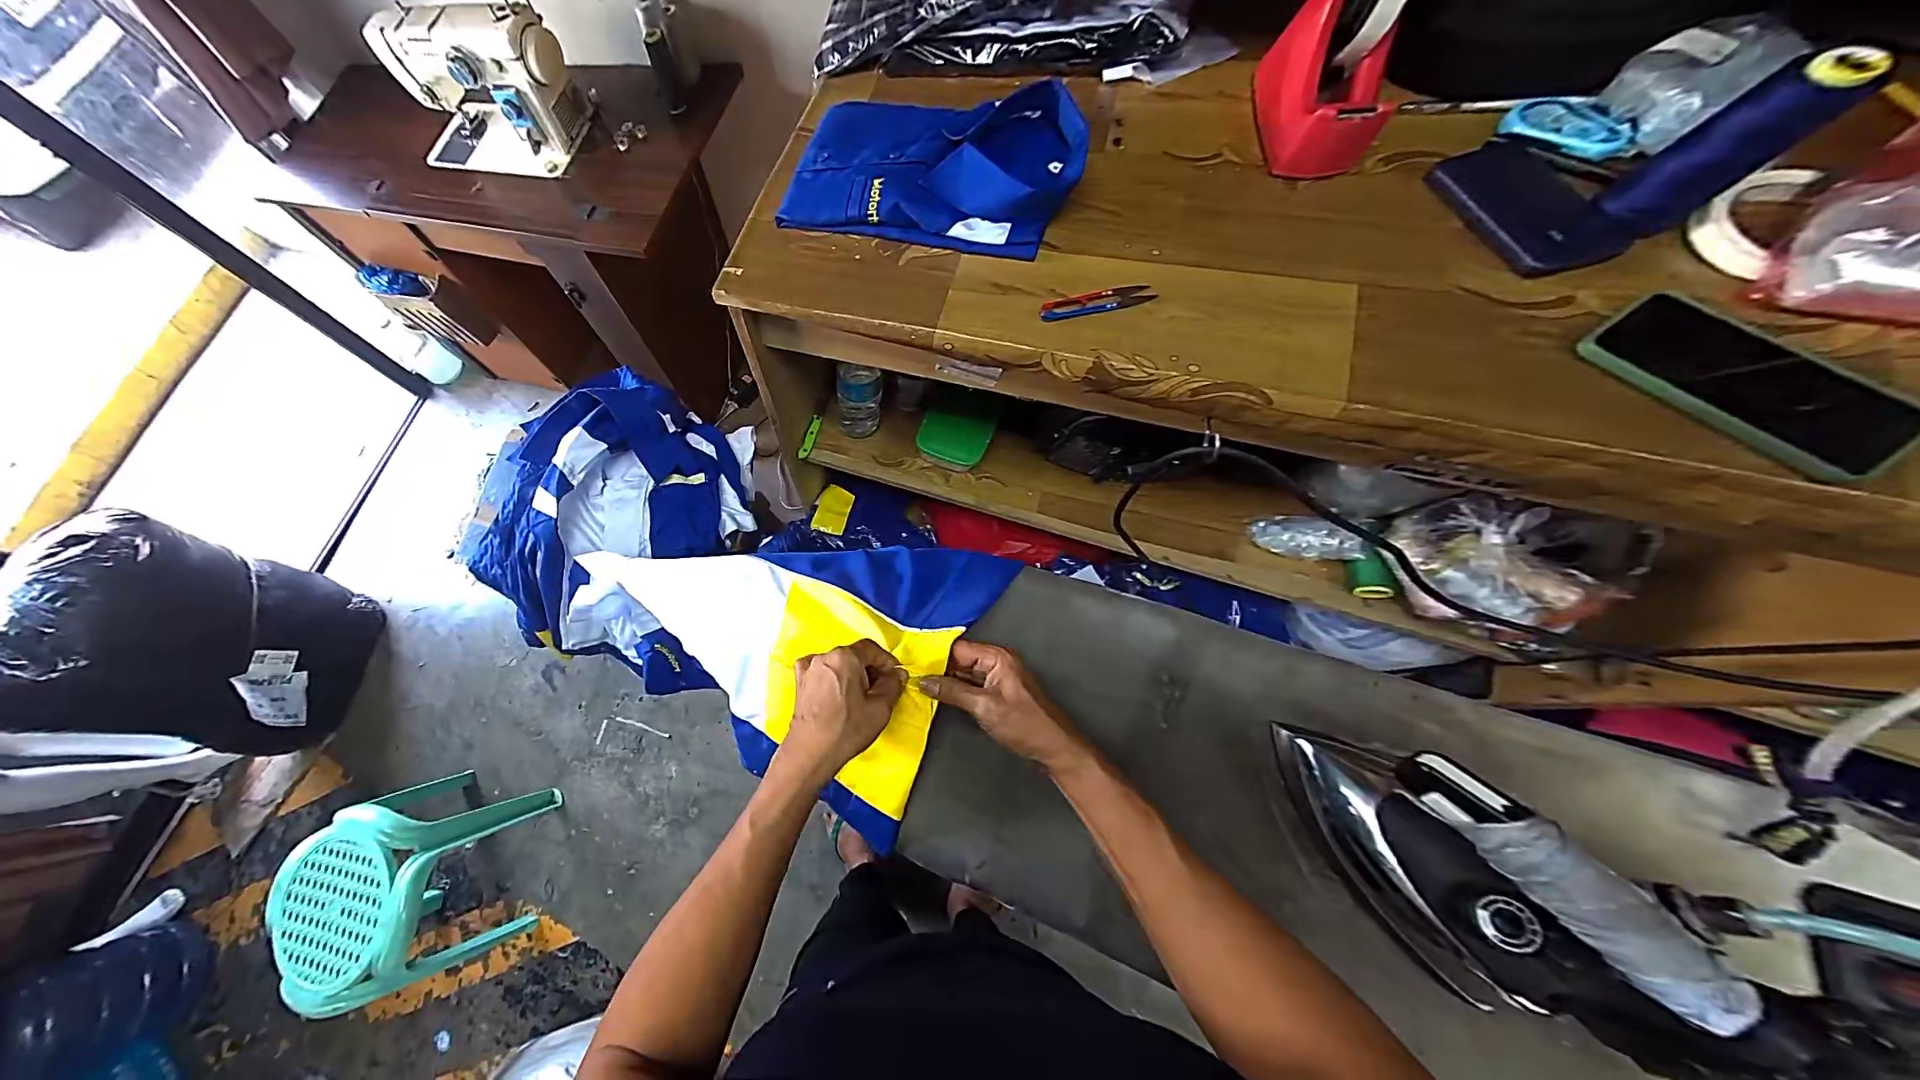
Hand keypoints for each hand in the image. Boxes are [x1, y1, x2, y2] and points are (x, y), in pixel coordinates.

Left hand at [780, 640, 904, 778]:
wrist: (811, 752)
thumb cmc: (845, 730)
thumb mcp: (881, 708)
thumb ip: (893, 684)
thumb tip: (897, 674)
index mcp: (845, 657)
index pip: (872, 649)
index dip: (887, 662)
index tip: (894, 675)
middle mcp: (825, 657)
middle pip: (854, 655)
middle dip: (870, 669)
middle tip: (881, 689)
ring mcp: (809, 670)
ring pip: (838, 664)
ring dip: (851, 675)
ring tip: (860, 697)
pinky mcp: (800, 683)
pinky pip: (822, 673)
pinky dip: (832, 679)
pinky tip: (838, 694)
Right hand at [918, 641, 1090, 773]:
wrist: (1054, 747)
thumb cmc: (1026, 725)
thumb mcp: (984, 708)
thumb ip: (953, 691)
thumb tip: (925, 681)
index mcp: (998, 657)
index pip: (958, 649)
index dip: (935, 657)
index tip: (913, 666)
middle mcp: (997, 662)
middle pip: (960, 660)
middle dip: (938, 669)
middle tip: (912, 679)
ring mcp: (997, 678)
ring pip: (964, 674)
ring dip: (946, 682)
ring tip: (921, 689)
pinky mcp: (997, 693)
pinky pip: (971, 686)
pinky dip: (956, 692)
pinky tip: (940, 698)